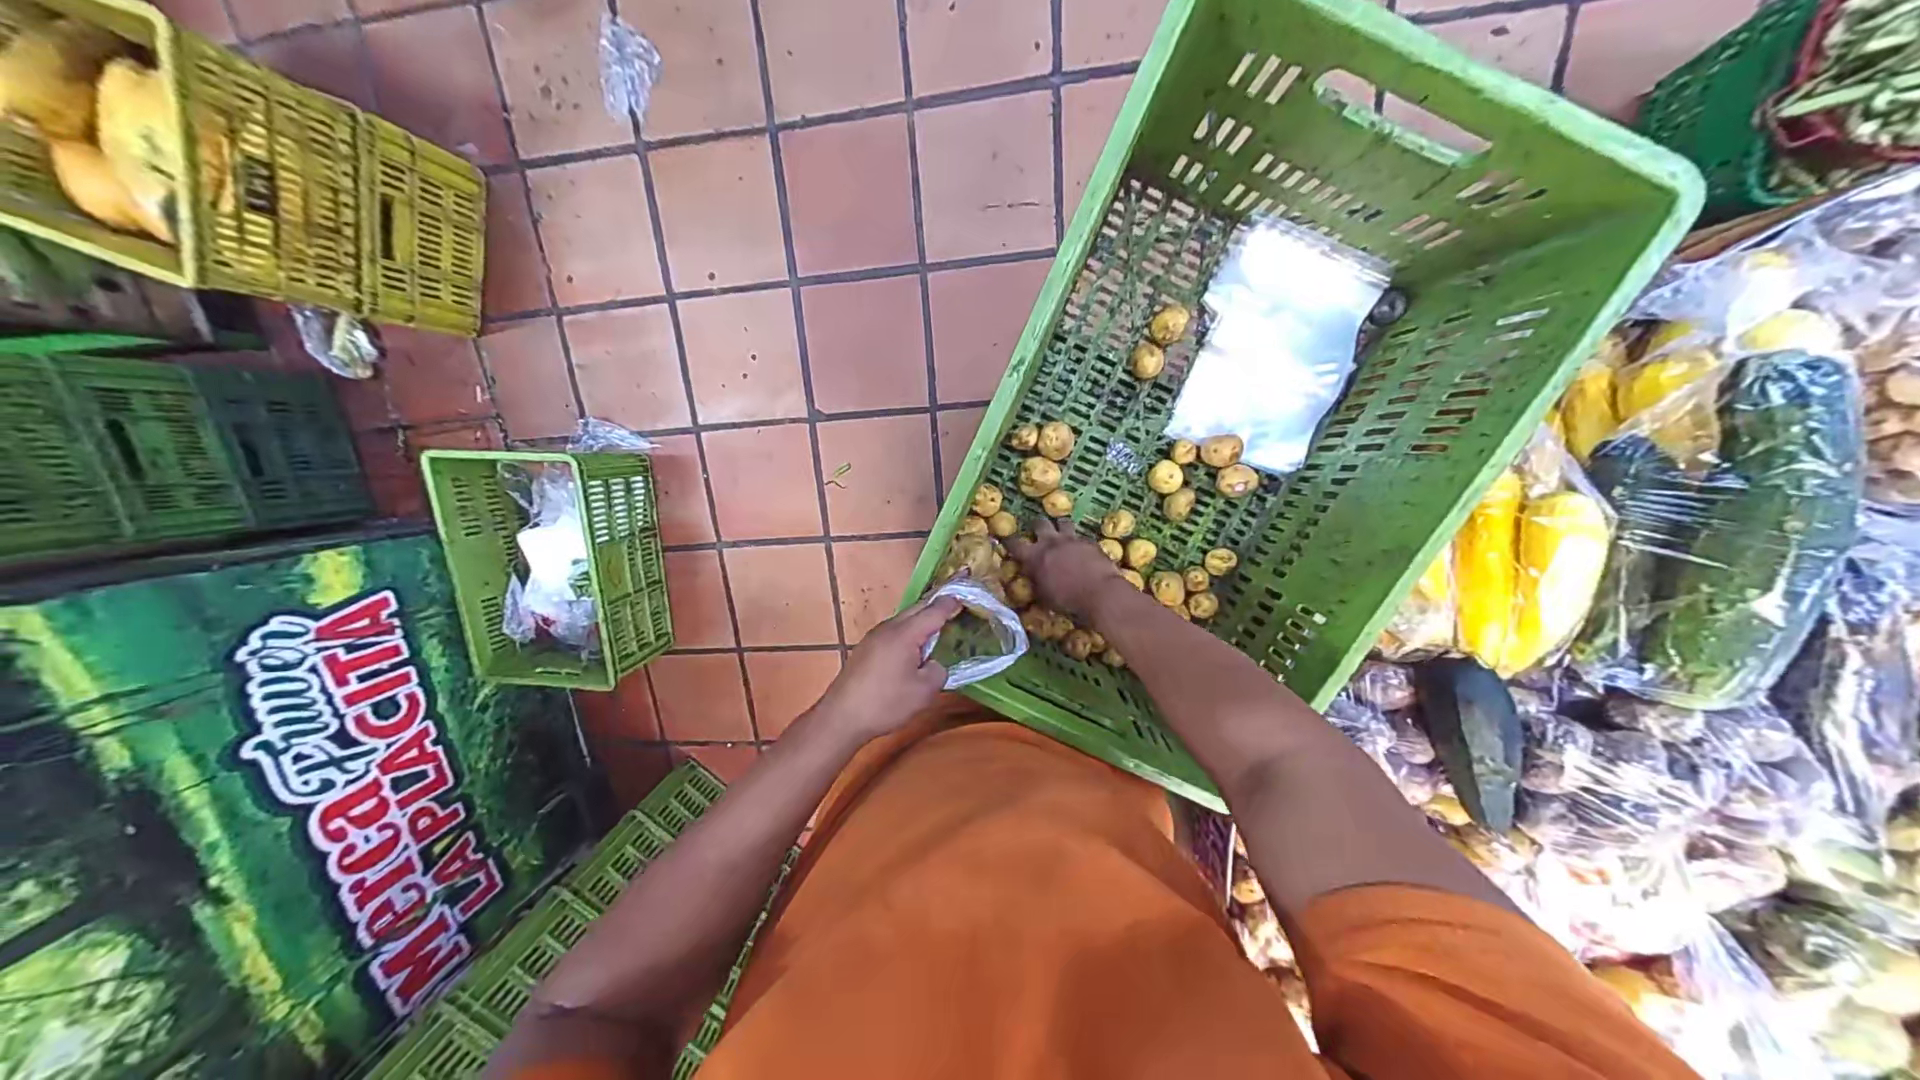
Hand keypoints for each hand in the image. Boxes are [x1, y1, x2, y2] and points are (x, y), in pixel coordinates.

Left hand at [808, 593, 961, 743]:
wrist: (842, 717)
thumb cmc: (885, 703)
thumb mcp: (924, 691)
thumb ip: (937, 671)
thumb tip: (934, 664)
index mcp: (905, 634)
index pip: (933, 611)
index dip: (950, 604)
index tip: (963, 597)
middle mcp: (888, 629)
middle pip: (916, 610)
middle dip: (935, 608)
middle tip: (953, 609)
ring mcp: (873, 638)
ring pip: (903, 622)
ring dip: (920, 623)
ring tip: (936, 631)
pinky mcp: (865, 650)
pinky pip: (892, 634)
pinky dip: (907, 635)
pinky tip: (912, 651)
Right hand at [1010, 519, 1126, 620]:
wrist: (1100, 593)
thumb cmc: (1067, 600)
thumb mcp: (1044, 595)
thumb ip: (1036, 581)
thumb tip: (1033, 576)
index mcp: (1034, 556)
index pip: (1015, 544)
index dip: (1009, 541)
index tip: (1007, 539)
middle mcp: (1051, 542)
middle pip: (1040, 524)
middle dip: (1037, 525)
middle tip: (1037, 530)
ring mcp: (1072, 539)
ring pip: (1063, 522)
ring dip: (1060, 526)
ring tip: (1061, 532)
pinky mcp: (1089, 541)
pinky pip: (1080, 536)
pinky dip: (1078, 541)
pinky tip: (1081, 548)